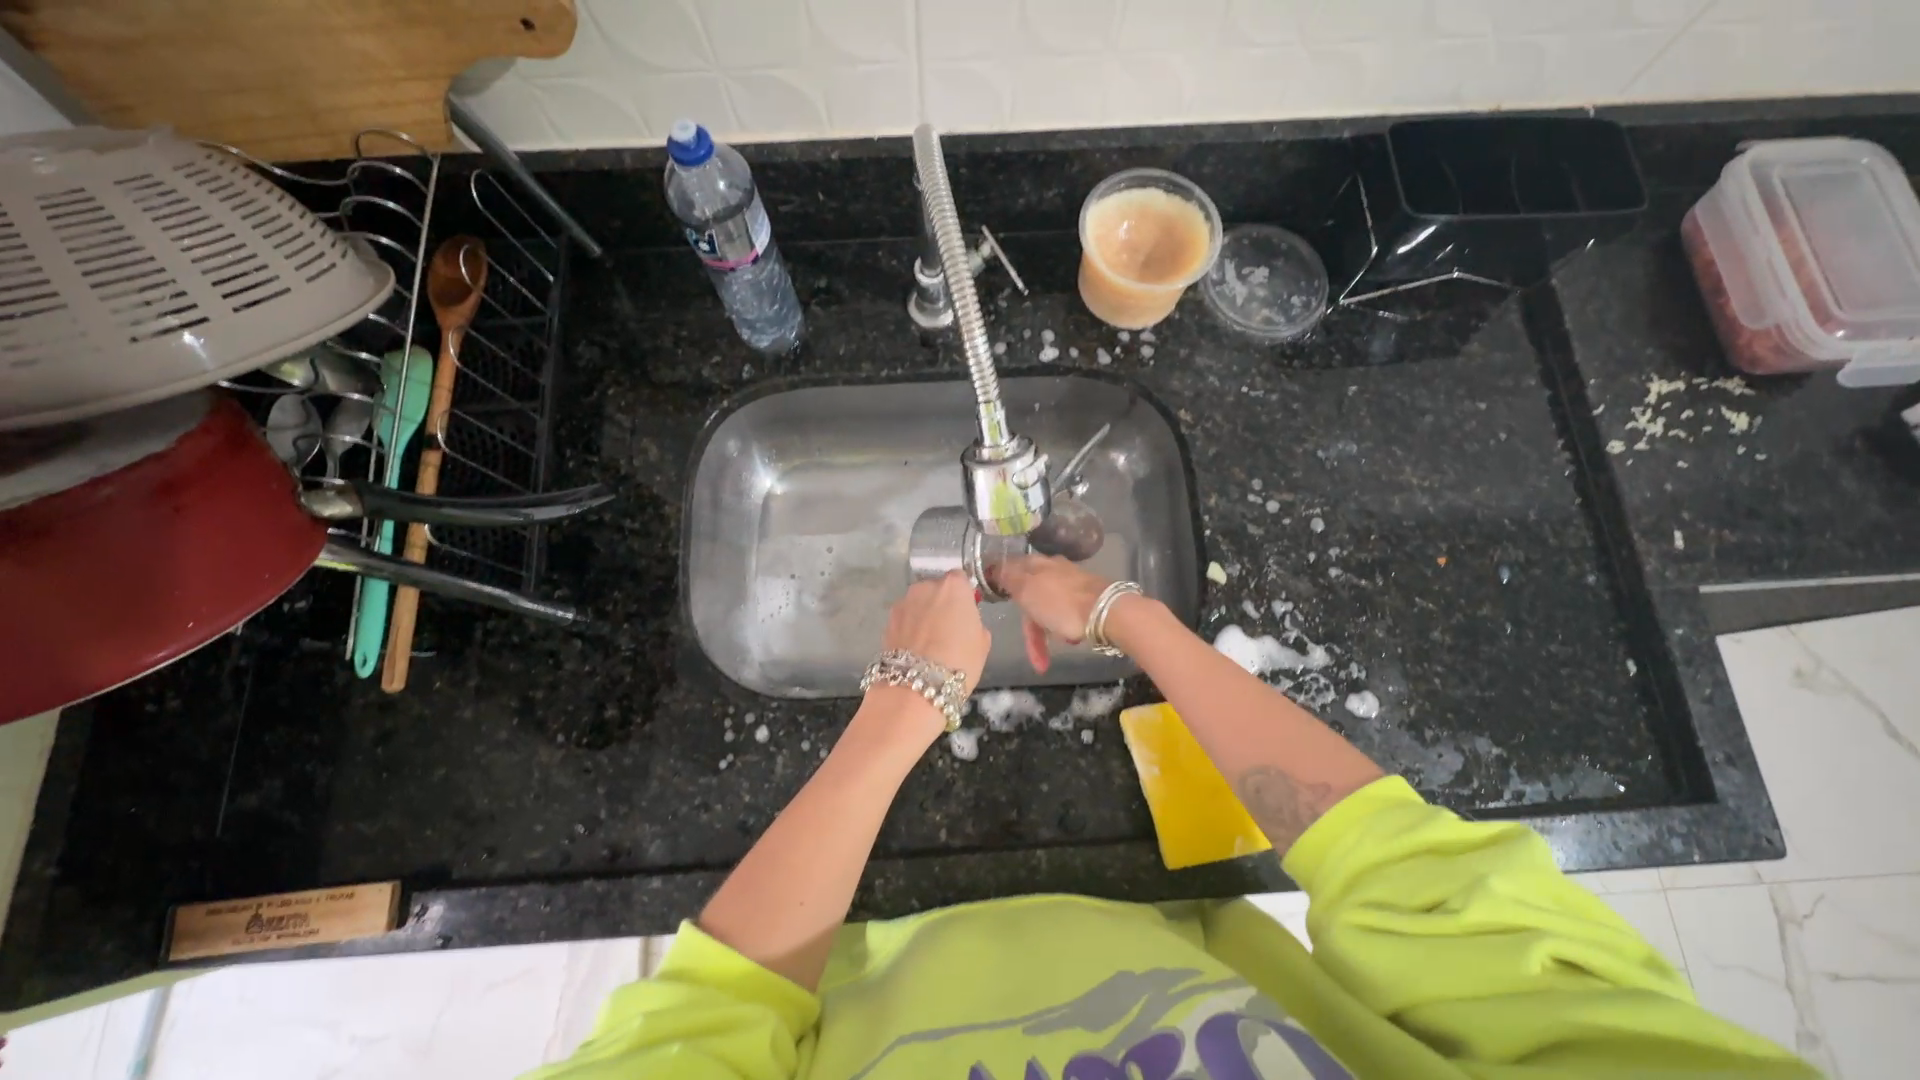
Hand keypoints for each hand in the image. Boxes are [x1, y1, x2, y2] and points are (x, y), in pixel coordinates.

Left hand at [867, 571, 990, 733]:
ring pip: (917, 604)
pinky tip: (914, 650)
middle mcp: (925, 587)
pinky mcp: (887, 621)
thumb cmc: (959, 662)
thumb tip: (964, 622)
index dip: (963, 595)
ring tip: (928, 643)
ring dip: (922, 616)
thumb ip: (974, 622)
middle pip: (936, 589)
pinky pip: (904, 620)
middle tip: (947, 630)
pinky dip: (909, 629)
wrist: (916, 687)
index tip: (965, 612)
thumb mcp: (982, 642)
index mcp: (953, 587)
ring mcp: (903, 603)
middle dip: (941, 604)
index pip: (960, 579)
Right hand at [990, 555, 1111, 674]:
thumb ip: (1008, 577)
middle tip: (1032, 648)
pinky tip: (1070, 639)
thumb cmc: (1060, 603)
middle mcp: (1052, 569)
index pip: (1009, 569)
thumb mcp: (1026, 590)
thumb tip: (991, 565)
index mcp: (1035, 564)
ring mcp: (1071, 583)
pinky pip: (1067, 615)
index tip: (994, 599)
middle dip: (1030, 626)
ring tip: (1050, 654)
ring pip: (1049, 609)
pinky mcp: (1086, 597)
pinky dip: (1064, 629)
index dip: (1000, 584)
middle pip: (1030, 596)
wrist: (1105, 612)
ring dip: (1047, 632)